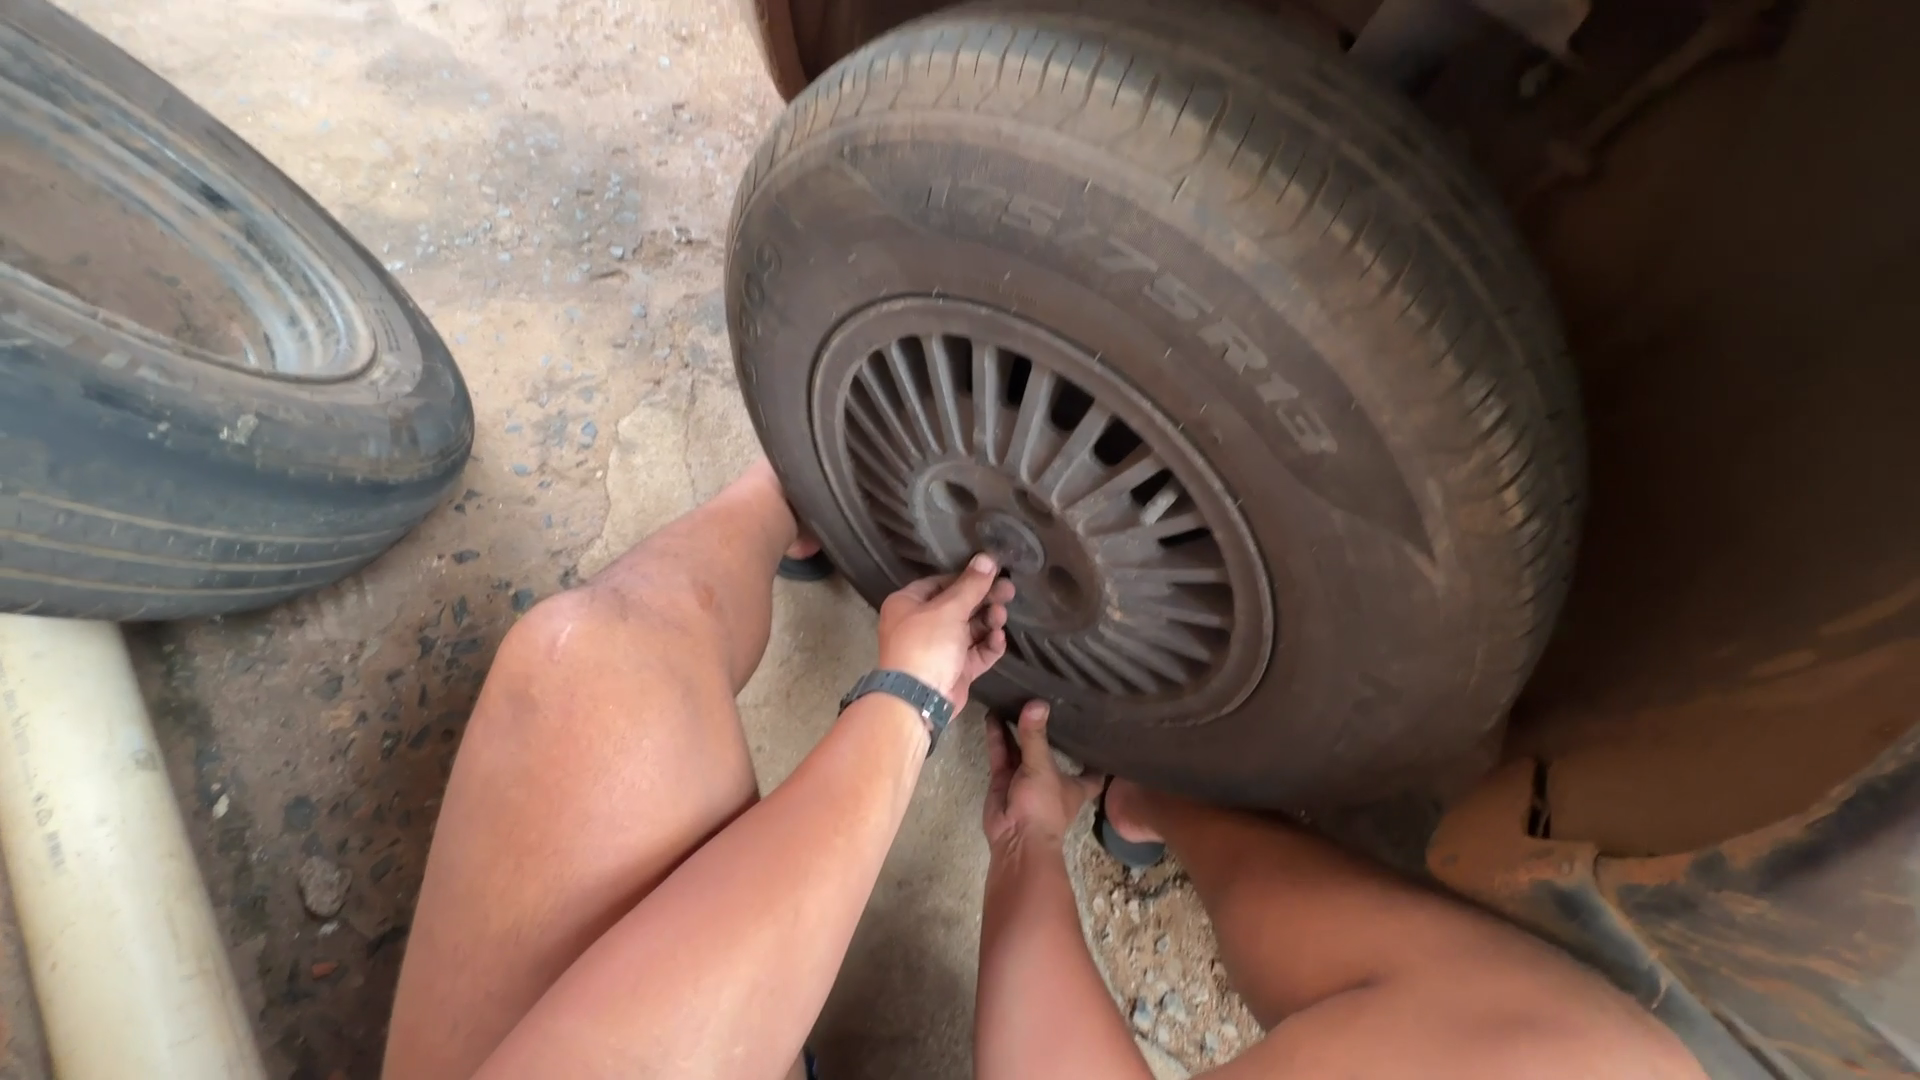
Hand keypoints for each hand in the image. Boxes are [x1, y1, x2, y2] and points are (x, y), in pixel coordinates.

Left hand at [876, 552, 1015, 712]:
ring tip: (1000, 617)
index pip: (941, 583)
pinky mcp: (954, 670)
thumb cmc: (926, 644)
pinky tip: (999, 639)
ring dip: (988, 621)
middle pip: (958, 605)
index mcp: (908, 604)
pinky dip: (988, 645)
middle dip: (984, 599)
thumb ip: (971, 585)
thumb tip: (987, 558)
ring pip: (969, 629)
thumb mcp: (949, 609)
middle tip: (1009, 591)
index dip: (967, 578)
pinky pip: (975, 652)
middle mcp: (921, 624)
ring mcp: (938, 649)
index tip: (993, 572)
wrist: (918, 699)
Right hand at [983, 700, 1103, 854]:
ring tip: (1013, 699)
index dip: (1095, 754)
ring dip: (1016, 728)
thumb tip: (1037, 703)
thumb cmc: (1043, 806)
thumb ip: (1036, 737)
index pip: (1093, 771)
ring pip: (1021, 749)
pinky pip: (1001, 754)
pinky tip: (993, 715)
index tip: (1098, 731)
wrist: (1015, 838)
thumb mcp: (1042, 768)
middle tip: (1044, 698)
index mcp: (1074, 785)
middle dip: (1046, 730)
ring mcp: (1025, 780)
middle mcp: (1051, 780)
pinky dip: (997, 737)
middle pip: (1050, 750)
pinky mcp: (1004, 780)